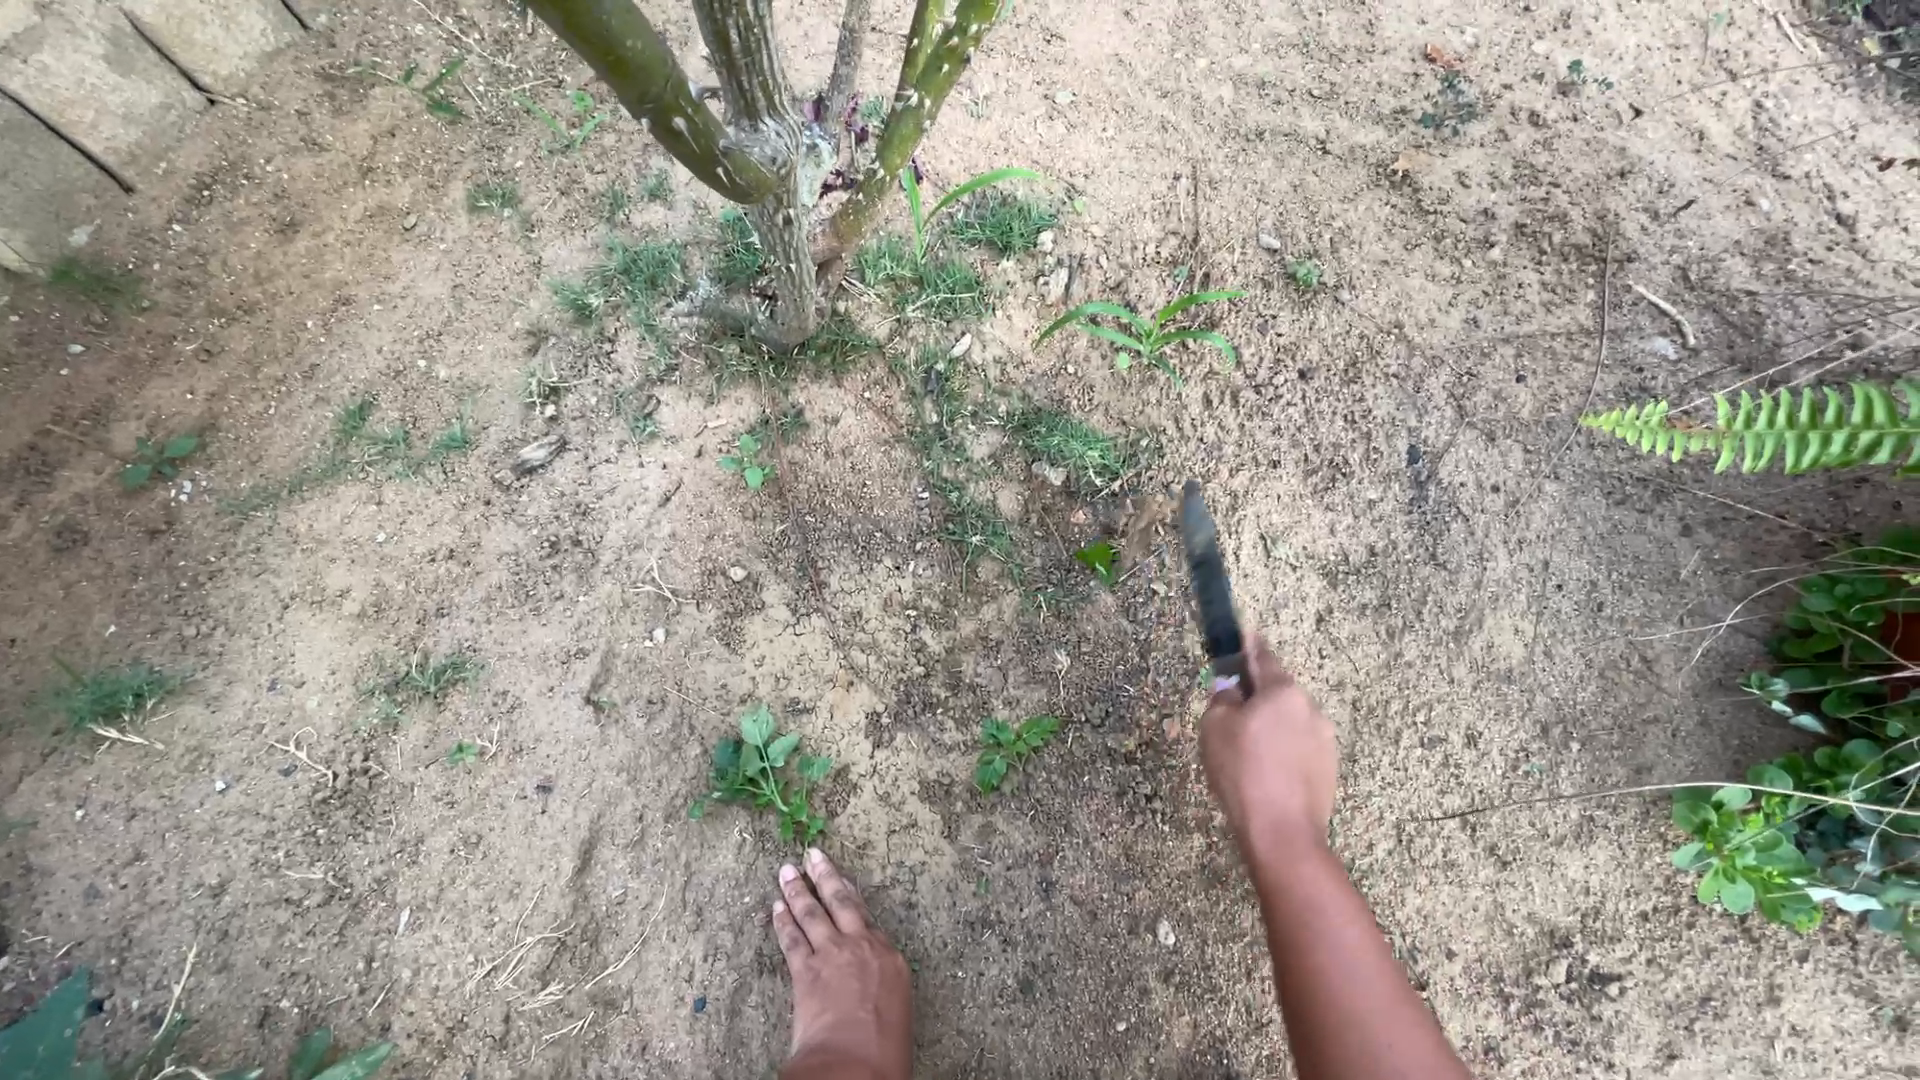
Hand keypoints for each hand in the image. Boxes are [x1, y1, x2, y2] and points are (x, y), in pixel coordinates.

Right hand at [1200, 635, 1336, 856]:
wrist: (1282, 833)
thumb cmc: (1242, 771)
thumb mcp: (1215, 727)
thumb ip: (1222, 699)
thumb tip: (1230, 690)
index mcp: (1284, 692)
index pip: (1264, 658)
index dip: (1250, 645)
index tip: (1246, 632)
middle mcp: (1311, 710)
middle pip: (1277, 693)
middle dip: (1256, 697)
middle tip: (1229, 713)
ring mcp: (1324, 742)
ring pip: (1288, 723)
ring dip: (1268, 727)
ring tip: (1243, 752)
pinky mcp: (1327, 770)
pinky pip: (1297, 748)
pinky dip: (1280, 751)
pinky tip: (1261, 772)